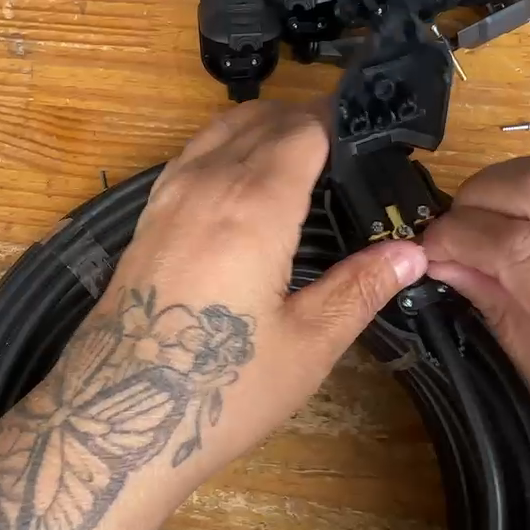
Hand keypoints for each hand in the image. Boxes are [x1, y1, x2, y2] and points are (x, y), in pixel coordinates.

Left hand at [0, 101, 428, 529]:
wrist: (117, 411)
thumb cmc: (220, 386)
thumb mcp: (305, 346)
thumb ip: (359, 288)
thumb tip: (412, 252)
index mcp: (254, 205)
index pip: (302, 130)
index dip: (337, 119)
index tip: (370, 130)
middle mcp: (210, 180)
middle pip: (264, 119)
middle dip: (308, 118)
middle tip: (348, 143)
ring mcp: (172, 189)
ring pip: (224, 126)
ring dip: (266, 122)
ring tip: (304, 148)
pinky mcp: (150, 207)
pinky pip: (197, 148)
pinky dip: (230, 139)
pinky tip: (246, 170)